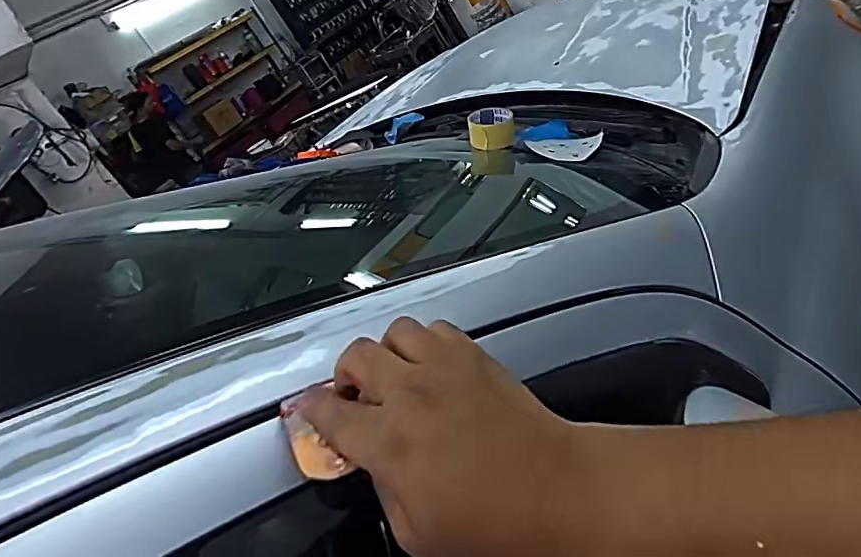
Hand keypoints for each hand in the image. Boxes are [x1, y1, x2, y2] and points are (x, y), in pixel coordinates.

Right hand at [293, 317, 586, 555]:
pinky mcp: (472, 353)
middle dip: (345, 375)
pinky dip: (424, 341)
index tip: (305, 408)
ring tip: (393, 374)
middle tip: (352, 394)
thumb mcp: (418, 533)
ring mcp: (443, 365)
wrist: (556, 490)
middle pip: (355, 356)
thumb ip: (384, 487)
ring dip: (386, 353)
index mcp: (391, 441)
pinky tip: (430, 364)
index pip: (329, 412)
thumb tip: (374, 463)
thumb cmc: (497, 522)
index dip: (309, 409)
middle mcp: (412, 392)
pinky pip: (434, 328)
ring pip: (394, 331)